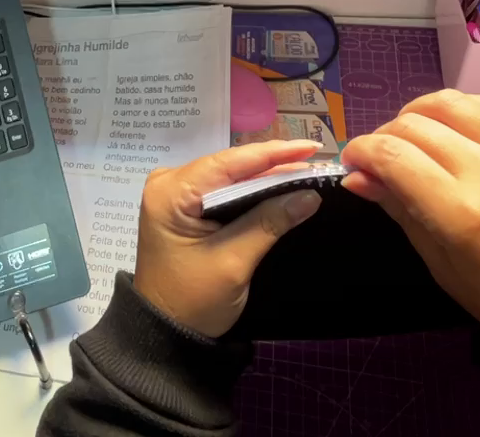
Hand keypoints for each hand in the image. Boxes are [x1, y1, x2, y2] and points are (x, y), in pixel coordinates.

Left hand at [132, 140, 324, 336]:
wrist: (165, 333)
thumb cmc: (194, 301)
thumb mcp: (234, 262)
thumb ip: (269, 222)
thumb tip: (309, 195)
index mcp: (171, 191)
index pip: (228, 162)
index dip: (272, 153)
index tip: (310, 146)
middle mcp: (169, 182)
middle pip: (229, 165)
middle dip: (271, 163)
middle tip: (313, 158)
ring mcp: (175, 192)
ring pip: (228, 175)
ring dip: (263, 174)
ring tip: (303, 166)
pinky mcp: (184, 205)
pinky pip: (221, 188)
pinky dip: (249, 188)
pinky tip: (277, 183)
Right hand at [340, 89, 479, 341]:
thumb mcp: (441, 265)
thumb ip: (399, 208)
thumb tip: (357, 175)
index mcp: (461, 213)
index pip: (392, 156)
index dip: (361, 152)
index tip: (352, 162)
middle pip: (414, 125)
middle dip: (383, 136)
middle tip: (379, 157)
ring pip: (448, 103)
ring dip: (416, 112)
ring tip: (411, 133)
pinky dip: (458, 109)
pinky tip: (450, 127)